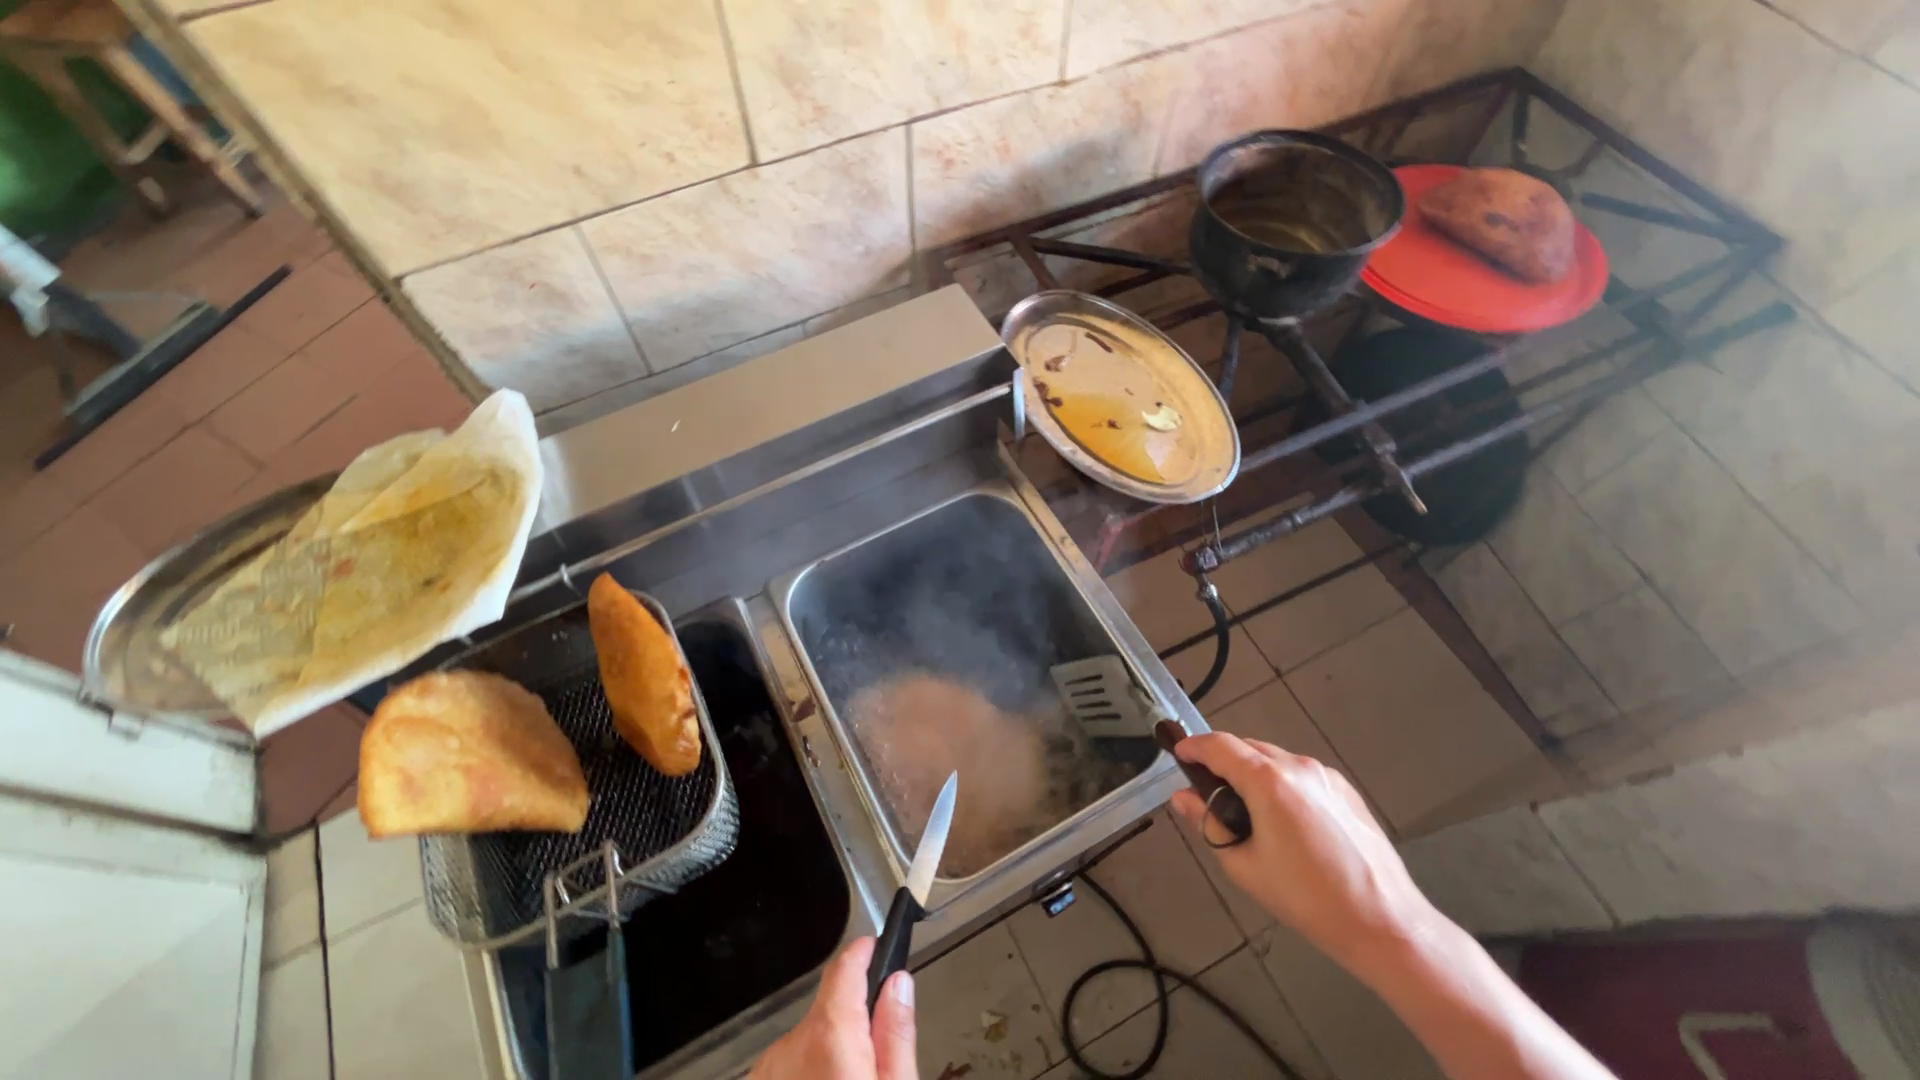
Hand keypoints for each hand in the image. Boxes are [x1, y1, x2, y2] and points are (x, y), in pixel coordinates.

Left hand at [751, 937, 918, 1079]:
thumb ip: (896, 1033)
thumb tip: (898, 982)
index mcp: (831, 1034)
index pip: (844, 968)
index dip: (862, 952)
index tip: (876, 947)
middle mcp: (791, 1043)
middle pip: (829, 1009)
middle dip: (852, 1020)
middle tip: (876, 1056)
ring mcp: (767, 1066)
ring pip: (808, 1039)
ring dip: (827, 1052)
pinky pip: (787, 1064)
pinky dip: (805, 1072)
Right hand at [1170, 732, 1439, 970]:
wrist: (1382, 921)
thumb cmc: (1304, 897)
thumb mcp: (1242, 864)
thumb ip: (1208, 823)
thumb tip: (1184, 798)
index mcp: (1268, 780)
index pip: (1220, 746)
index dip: (1194, 747)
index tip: (1179, 755)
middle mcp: (1299, 766)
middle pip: (1248, 748)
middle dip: (1223, 762)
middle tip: (1209, 795)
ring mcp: (1327, 776)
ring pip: (1276, 760)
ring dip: (1253, 774)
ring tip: (1249, 815)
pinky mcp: (1347, 791)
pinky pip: (1302, 776)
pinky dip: (1282, 785)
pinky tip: (1286, 824)